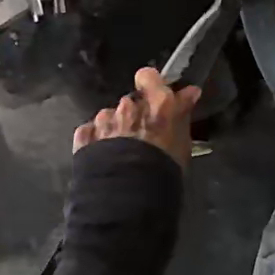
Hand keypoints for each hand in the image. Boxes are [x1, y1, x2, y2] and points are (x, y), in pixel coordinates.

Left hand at [73, 67, 203, 165]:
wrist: (129, 198)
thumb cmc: (165, 168)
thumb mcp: (183, 142)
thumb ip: (183, 112)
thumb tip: (190, 91)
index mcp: (156, 103)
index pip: (148, 75)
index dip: (151, 84)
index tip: (156, 98)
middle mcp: (128, 106)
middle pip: (130, 100)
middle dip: (135, 113)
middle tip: (142, 134)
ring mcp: (103, 120)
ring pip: (110, 115)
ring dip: (116, 127)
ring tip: (121, 151)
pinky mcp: (84, 137)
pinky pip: (91, 131)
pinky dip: (97, 139)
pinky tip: (104, 156)